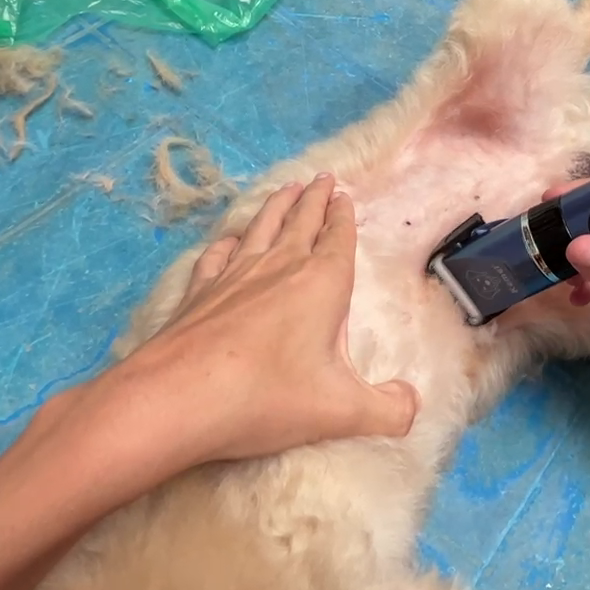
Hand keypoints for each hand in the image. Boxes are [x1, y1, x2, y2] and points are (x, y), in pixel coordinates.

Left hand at [16, 175, 418, 513]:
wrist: (177, 398)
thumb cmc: (268, 396)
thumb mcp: (340, 411)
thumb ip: (387, 411)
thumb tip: (412, 406)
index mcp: (321, 282)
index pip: (338, 238)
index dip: (343, 216)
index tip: (344, 196)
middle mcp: (280, 266)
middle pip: (302, 220)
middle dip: (315, 198)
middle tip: (322, 178)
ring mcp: (235, 274)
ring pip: (262, 226)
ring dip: (277, 205)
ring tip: (287, 187)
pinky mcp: (200, 290)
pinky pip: (219, 254)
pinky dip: (229, 241)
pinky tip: (230, 239)